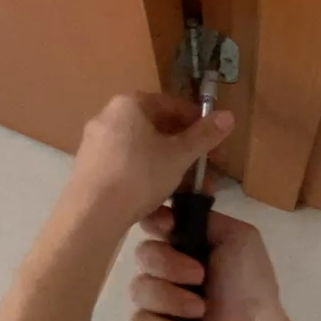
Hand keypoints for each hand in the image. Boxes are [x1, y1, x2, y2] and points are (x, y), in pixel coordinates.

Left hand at [66, 92, 233, 231]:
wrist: (90, 216)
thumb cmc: (139, 176)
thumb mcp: (179, 156)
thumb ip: (205, 135)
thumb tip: (229, 115)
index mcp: (129, 104)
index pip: (172, 105)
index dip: (198, 123)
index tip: (215, 144)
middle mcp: (109, 117)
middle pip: (158, 129)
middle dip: (185, 152)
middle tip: (205, 172)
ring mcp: (96, 144)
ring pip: (144, 151)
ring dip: (169, 168)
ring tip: (186, 192)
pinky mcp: (91, 169)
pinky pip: (128, 166)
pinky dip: (147, 178)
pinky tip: (159, 202)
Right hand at [129, 208, 282, 320]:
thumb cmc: (250, 286)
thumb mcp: (240, 239)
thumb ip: (207, 219)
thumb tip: (176, 209)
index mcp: (186, 245)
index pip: (153, 223)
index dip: (155, 222)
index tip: (169, 228)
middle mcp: (167, 270)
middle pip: (142, 253)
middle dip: (168, 264)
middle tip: (199, 276)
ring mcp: (157, 304)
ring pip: (138, 289)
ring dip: (171, 299)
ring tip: (201, 310)